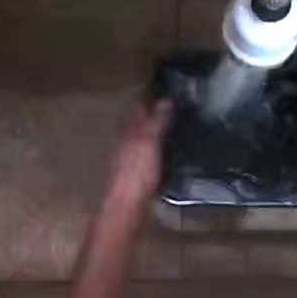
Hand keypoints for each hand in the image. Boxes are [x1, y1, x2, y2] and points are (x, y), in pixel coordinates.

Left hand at [102, 98, 172, 217]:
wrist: (125, 209)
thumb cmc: (135, 175)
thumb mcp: (149, 143)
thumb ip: (156, 121)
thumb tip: (164, 99)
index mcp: (129, 133)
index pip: (139, 108)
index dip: (149, 97)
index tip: (162, 88)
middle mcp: (127, 145)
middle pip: (139, 124)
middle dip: (152, 113)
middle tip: (169, 105)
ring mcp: (130, 162)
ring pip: (142, 140)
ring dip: (154, 132)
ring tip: (170, 127)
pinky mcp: (137, 178)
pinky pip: (147, 158)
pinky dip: (157, 152)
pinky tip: (165, 156)